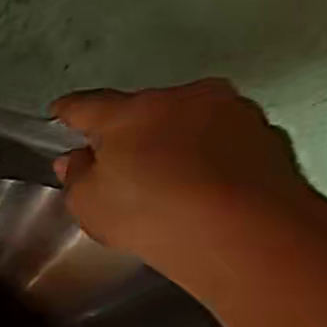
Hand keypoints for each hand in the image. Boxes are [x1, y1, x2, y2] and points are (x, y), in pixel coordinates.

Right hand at [51, 79, 326, 289]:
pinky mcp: (266, 132)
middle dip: (127, 132)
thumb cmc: (149, 212)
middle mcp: (184, 98)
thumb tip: (77, 159)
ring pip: (186, 121)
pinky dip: (204, 158)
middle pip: (144, 111)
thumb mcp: (87, 203)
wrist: (242, 229)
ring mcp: (232, 110)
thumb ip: (76, 175)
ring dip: (170, 142)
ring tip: (161, 180)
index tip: (60, 111)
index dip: (69, 110)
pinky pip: (220, 140)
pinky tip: (196, 188)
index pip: (88, 105)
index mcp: (131, 112)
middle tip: (114, 163)